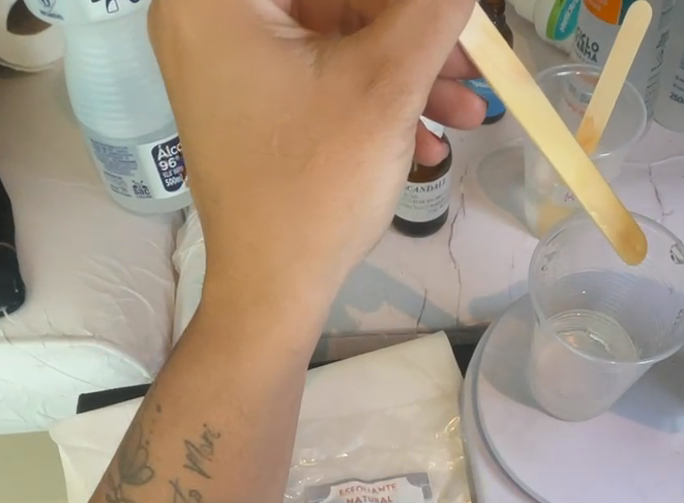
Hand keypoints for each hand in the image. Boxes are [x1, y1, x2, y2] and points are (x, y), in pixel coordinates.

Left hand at [149, 0, 479, 328]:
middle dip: (414, 31)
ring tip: (467, 111)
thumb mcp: (387, 85)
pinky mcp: (248, 105)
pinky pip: (320, 78)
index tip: (447, 14)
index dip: (403, 0)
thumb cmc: (317, 185)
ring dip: (407, 71)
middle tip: (474, 61)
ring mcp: (227, 63)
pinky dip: (373, 99)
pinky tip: (426, 137)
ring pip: (335, 38)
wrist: (274, 291)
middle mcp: (208, 11)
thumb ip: (433, 8)